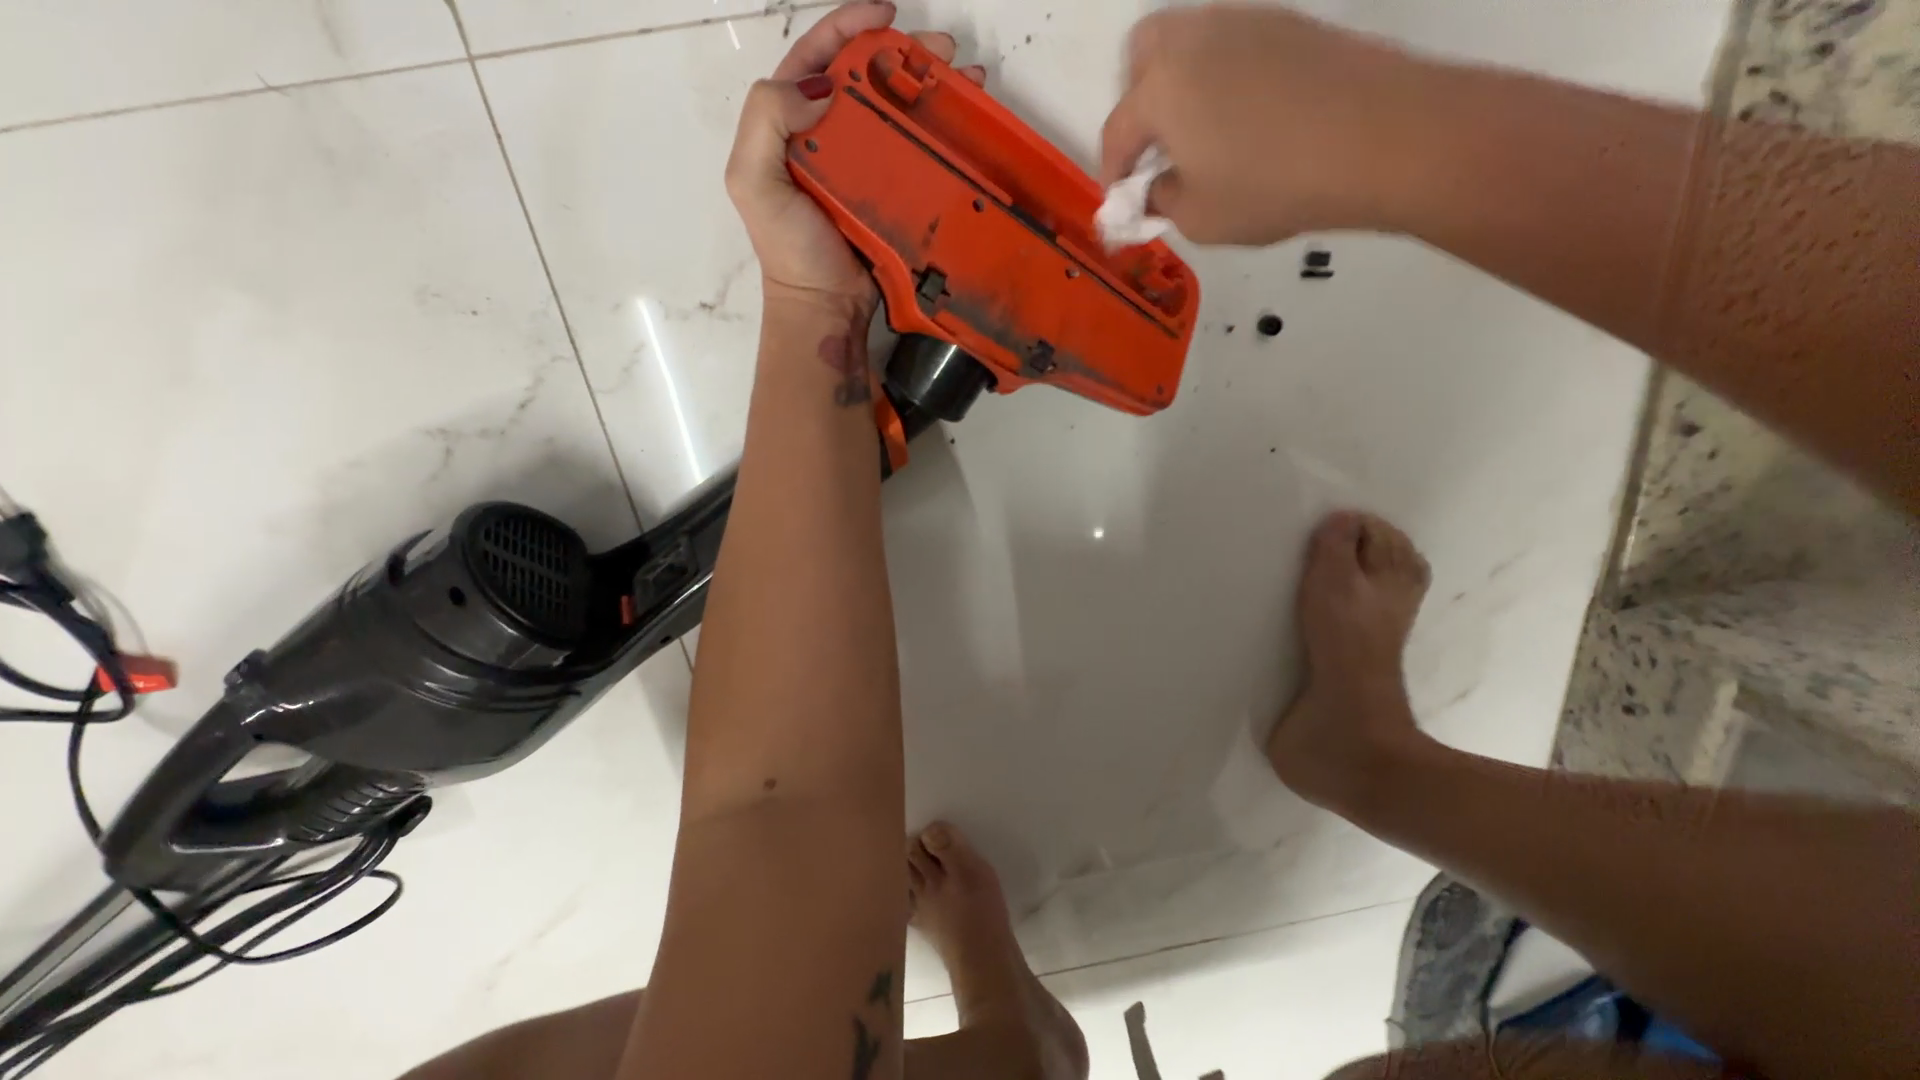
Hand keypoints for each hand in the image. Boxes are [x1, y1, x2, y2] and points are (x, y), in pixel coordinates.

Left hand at [726, 1, 985, 312]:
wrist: (826, 307)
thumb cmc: (790, 250)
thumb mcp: (753, 181)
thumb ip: (766, 120)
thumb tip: (819, 87)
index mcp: (789, 124)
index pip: (816, 59)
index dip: (848, 27)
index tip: (886, 12)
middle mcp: (828, 137)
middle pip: (865, 77)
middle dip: (902, 52)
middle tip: (941, 50)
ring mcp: (865, 165)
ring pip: (897, 109)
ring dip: (930, 85)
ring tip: (964, 76)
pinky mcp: (895, 192)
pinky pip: (917, 149)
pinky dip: (941, 129)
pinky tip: (965, 117)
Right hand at [1100, 4, 1449, 245]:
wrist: (1385, 137)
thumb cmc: (1277, 186)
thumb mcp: (1202, 219)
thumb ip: (1163, 202)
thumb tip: (1156, 187)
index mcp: (1161, 88)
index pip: (1118, 129)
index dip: (1113, 170)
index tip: (1122, 199)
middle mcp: (1194, 40)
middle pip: (1143, 55)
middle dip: (1138, 99)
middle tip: (1157, 144)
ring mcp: (1245, 22)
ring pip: (1191, 42)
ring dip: (1182, 83)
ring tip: (1204, 132)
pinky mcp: (1290, 24)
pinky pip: (1235, 45)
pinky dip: (1226, 76)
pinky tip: (1250, 117)